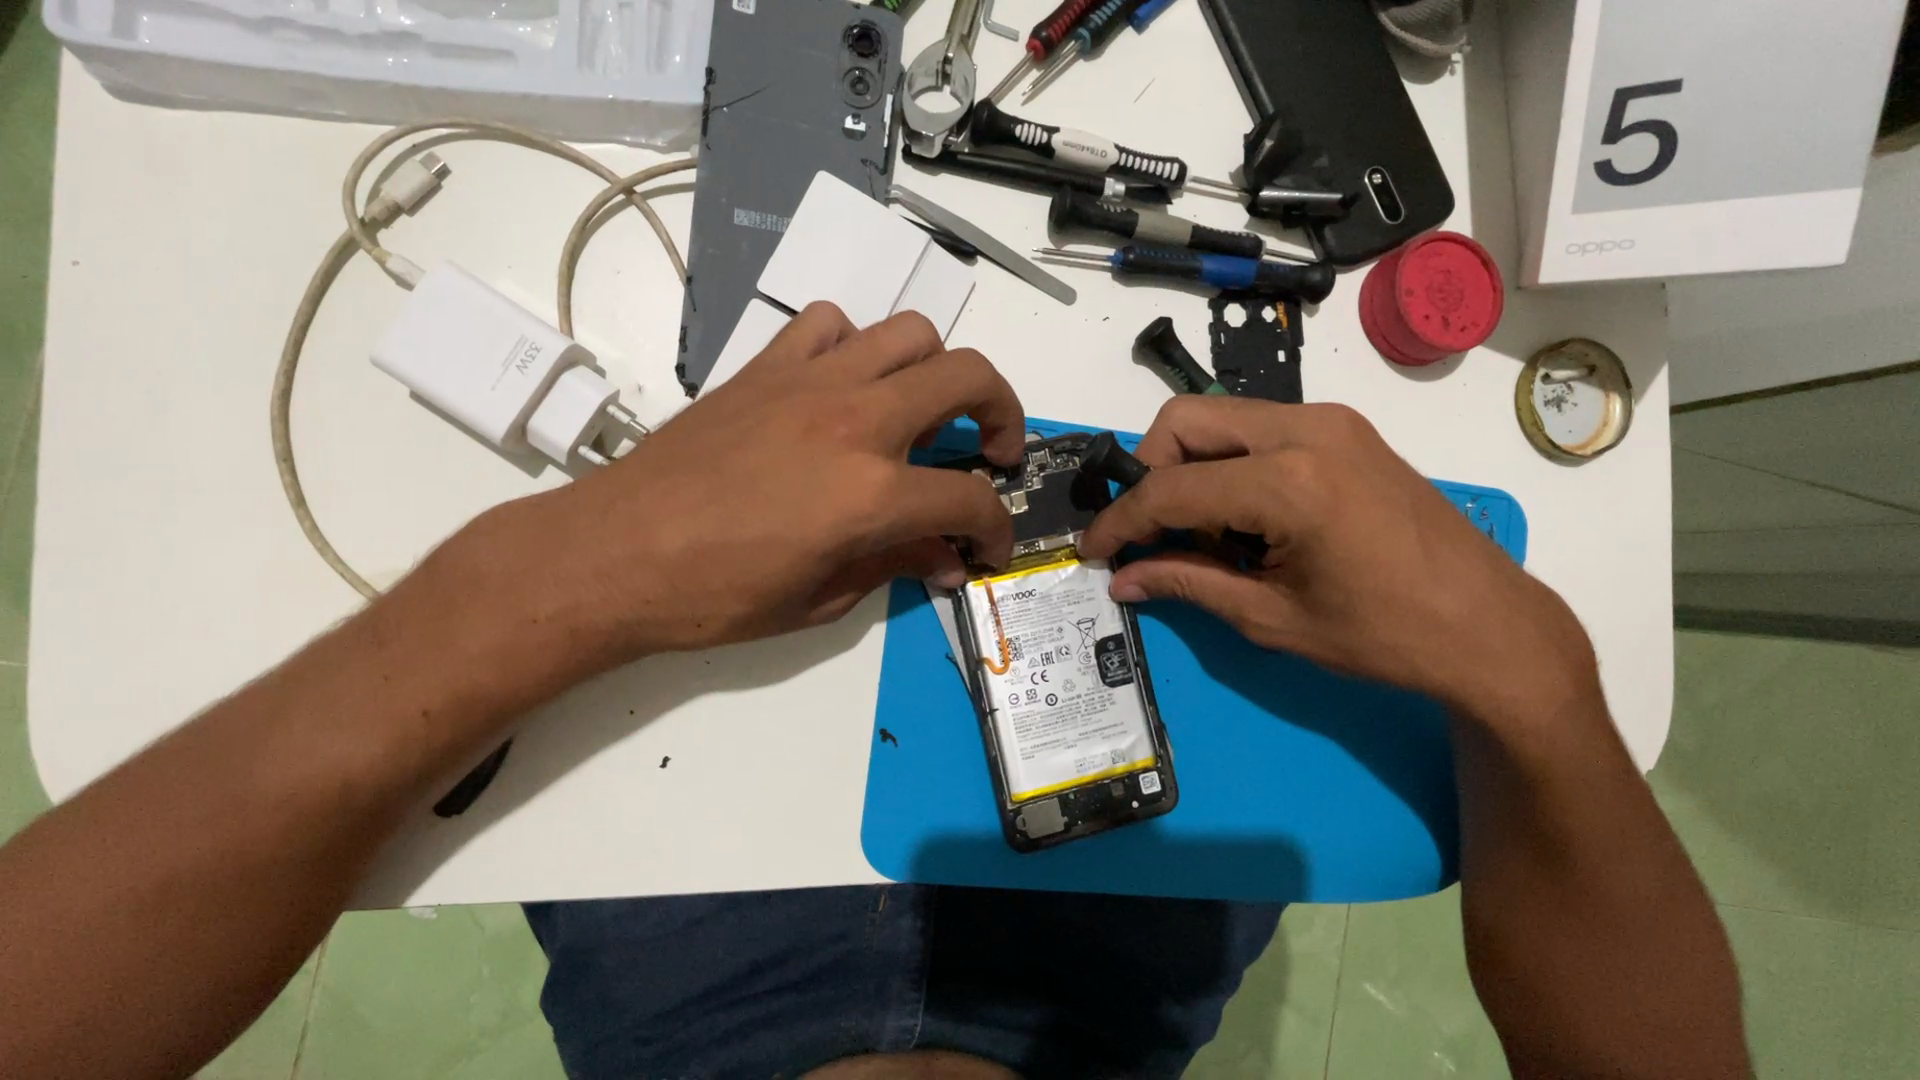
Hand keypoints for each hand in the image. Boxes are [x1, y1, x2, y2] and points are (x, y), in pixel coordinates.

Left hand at [460, 303, 1023, 664]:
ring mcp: (809, 382)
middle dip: (1004, 414)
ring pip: (910, 332)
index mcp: (871, 493)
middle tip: (991, 452)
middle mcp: (854, 420)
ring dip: (935, 371)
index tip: (989, 547)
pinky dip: (854, 347)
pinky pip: (830, 323)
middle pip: (968, 377)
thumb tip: (943, 557)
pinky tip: (844, 387)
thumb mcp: (819, 600)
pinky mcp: (766, 367)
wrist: (616, 552)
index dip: (996, 528)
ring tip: (919, 413)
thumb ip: (894, 565)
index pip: (970, 498)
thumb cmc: (715, 595)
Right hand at [1077, 397, 1596, 721]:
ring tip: (1203, 534)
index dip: (1120, 521)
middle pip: (1184, 421)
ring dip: (1189, 467)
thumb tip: (1122, 579)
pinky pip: (1257, 428)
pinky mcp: (1345, 430)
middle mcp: (1306, 430)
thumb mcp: (1271, 617)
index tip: (1092, 549)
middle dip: (1150, 474)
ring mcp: (1330, 422)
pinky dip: (1229, 464)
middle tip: (1152, 534)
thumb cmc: (1384, 635)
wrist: (1490, 625)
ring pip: (1219, 418)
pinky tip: (1245, 519)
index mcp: (1289, 482)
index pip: (1171, 488)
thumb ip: (1187, 584)